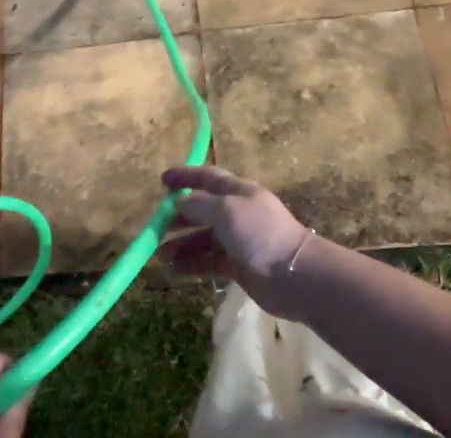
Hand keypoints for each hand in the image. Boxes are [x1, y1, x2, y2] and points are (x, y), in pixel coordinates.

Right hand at [159, 165, 311, 317]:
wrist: (294, 275)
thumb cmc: (259, 233)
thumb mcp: (226, 210)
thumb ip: (200, 204)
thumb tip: (181, 203)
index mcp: (238, 192)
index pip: (207, 177)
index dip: (185, 176)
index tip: (162, 180)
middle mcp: (238, 213)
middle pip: (203, 210)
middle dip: (179, 216)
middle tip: (156, 226)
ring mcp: (239, 241)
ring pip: (204, 238)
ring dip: (182, 244)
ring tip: (160, 255)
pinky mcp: (239, 266)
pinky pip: (210, 262)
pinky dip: (193, 264)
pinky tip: (176, 270)